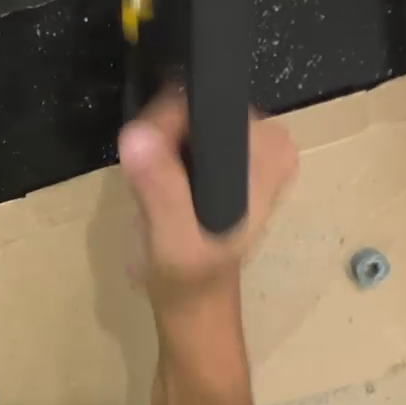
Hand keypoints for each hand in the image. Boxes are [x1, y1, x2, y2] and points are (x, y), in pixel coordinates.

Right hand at [118, 93, 298, 311]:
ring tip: (154, 188)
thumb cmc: (187, 277)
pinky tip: (161, 185)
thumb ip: (160, 189)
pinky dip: (163, 153)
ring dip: (157, 147)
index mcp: (267, 153)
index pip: (204, 104)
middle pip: (192, 105)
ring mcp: (247, 147)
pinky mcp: (227, 155)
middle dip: (160, 137)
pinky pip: (182, 131)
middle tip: (148, 181)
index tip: (144, 158)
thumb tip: (137, 136)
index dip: (164, 123)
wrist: (193, 300)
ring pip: (182, 116)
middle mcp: (266, 141)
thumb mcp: (172, 240)